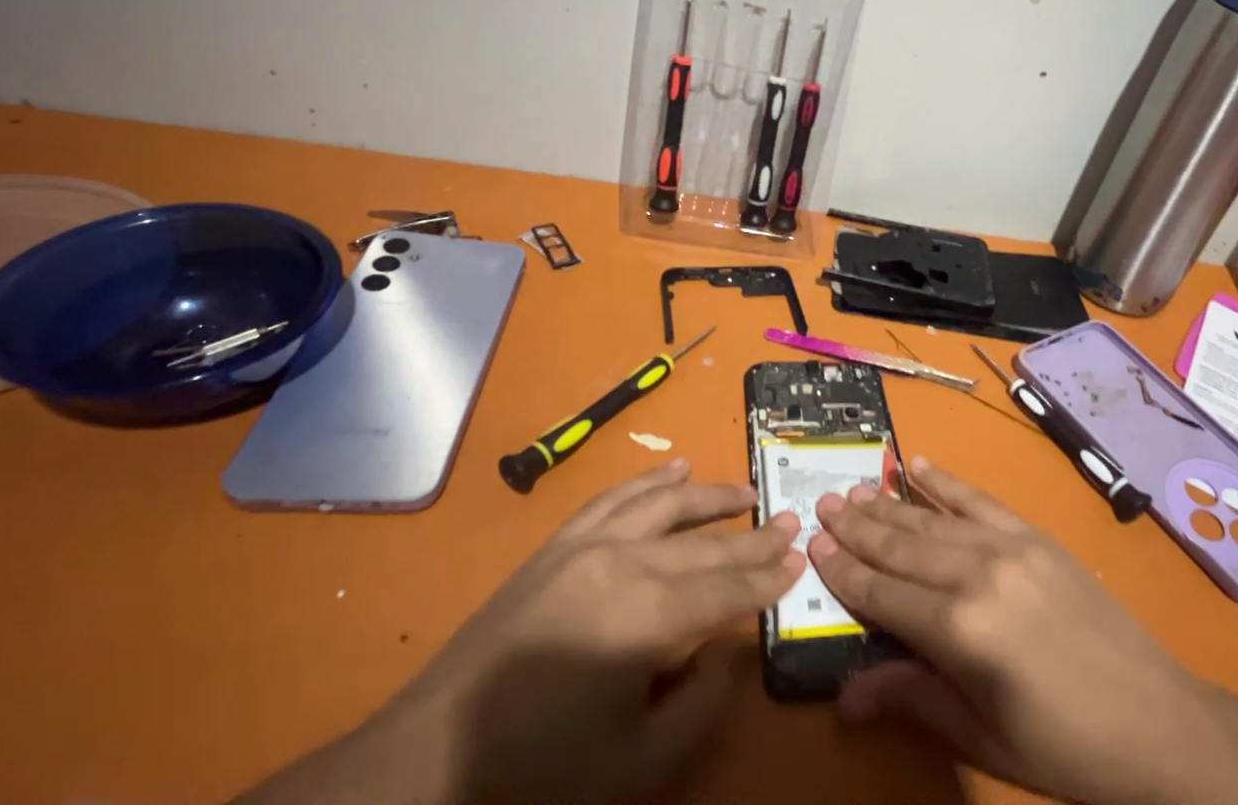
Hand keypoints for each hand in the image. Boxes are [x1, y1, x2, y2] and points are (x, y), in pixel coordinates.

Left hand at [237, 459, 804, 804]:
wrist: (435, 751)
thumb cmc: (542, 767)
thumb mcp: (639, 761)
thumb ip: (700, 701)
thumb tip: (728, 650)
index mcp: (647, 617)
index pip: (727, 588)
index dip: (767, 577)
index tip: (802, 561)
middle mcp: (622, 564)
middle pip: (703, 544)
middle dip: (752, 535)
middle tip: (792, 521)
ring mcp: (584, 547)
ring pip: (663, 506)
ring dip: (709, 495)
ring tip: (745, 489)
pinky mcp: (555, 547)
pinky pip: (612, 499)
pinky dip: (648, 481)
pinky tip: (673, 469)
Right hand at [809, 456, 1237, 804]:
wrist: (1158, 722)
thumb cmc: (1063, 745)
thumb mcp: (982, 735)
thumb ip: (912, 698)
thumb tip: (844, 694)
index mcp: (960, 631)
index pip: (883, 594)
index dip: (844, 572)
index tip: (811, 546)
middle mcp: (979, 575)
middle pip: (902, 546)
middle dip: (857, 527)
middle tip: (820, 505)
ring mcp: (1013, 548)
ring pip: (934, 520)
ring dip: (889, 504)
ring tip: (853, 489)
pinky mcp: (1039, 538)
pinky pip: (983, 502)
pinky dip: (947, 484)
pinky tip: (921, 466)